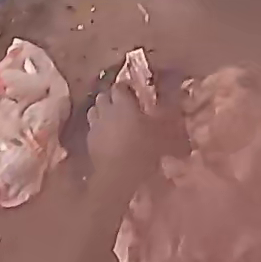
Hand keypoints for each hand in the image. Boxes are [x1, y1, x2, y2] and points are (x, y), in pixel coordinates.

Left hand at [85, 82, 182, 196]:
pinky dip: (98, 128)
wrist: (118, 175)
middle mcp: (106, 110)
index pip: (119, 86)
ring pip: (94, 110)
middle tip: (123, 105)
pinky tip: (107, 136)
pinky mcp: (89, 141)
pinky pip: (92, 128)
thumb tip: (171, 108)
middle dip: (112, 97)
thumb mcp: (162, 132)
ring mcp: (95, 125)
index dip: (126, 88)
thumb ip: (164, 118)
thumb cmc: (143, 150)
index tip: (134, 93)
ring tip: (112, 119)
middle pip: (104, 95)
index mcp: (123, 103)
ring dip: (102, 111)